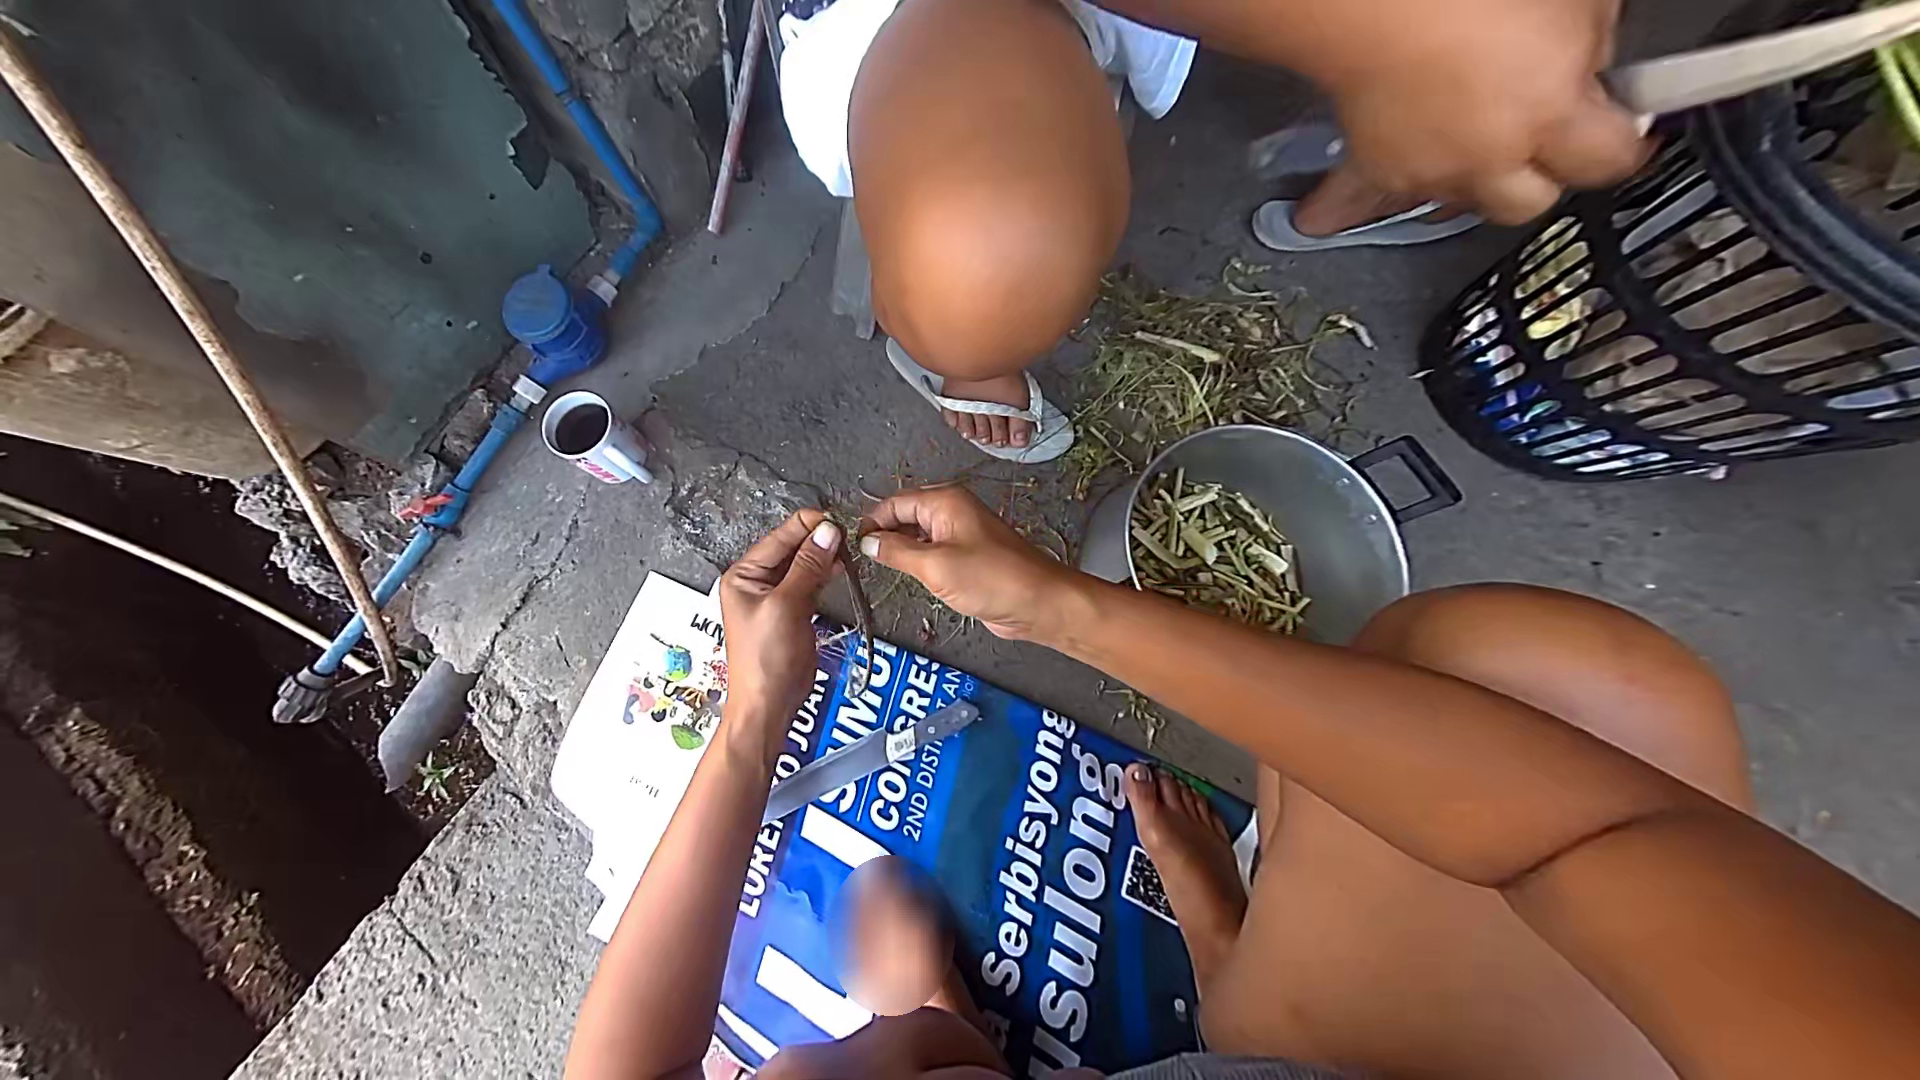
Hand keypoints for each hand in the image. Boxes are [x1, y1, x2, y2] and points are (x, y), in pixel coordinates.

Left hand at [718, 510, 841, 747]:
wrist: (770, 703)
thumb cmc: (765, 662)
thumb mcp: (786, 606)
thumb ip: (808, 566)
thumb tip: (826, 533)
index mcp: (744, 575)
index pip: (780, 537)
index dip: (809, 527)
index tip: (838, 524)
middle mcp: (757, 581)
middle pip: (793, 548)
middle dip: (819, 541)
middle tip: (847, 539)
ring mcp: (776, 596)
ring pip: (805, 564)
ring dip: (825, 557)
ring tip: (847, 552)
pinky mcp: (794, 609)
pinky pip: (811, 582)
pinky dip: (826, 574)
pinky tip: (840, 569)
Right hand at [859, 487, 1085, 641]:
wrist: (1037, 602)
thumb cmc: (991, 578)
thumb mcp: (934, 565)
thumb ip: (895, 552)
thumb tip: (867, 542)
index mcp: (945, 502)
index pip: (895, 503)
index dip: (873, 522)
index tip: (855, 545)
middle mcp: (952, 511)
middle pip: (906, 516)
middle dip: (886, 536)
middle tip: (866, 561)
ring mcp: (961, 534)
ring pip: (919, 536)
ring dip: (902, 551)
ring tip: (884, 570)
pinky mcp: (968, 556)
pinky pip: (934, 553)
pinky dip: (919, 562)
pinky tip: (911, 577)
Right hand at [1304, 0, 1648, 223]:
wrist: (1381, 13)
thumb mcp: (1576, 0)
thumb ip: (1594, 47)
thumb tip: (1594, 72)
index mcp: (1549, 115)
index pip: (1605, 163)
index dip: (1621, 152)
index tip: (1620, 142)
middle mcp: (1487, 161)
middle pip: (1529, 206)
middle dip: (1542, 182)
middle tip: (1545, 148)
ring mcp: (1430, 176)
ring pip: (1467, 201)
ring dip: (1479, 178)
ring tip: (1476, 137)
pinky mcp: (1380, 177)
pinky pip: (1404, 192)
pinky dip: (1418, 175)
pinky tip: (1424, 146)